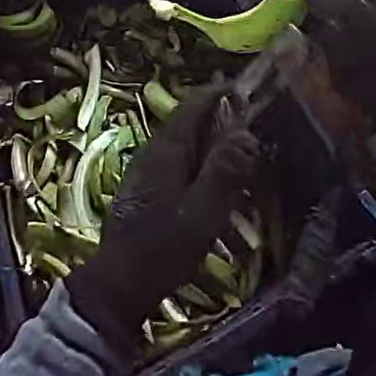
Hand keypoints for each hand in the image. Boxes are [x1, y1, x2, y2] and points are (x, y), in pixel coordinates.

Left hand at [64, 85, 261, 359]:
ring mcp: (148, 170)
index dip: (219, 92)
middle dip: (221, 118)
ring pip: (186, 144)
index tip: (248, 90)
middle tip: (256, 124)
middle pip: (190, 122)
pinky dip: (203, 162)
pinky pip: (181, 163)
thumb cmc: (162, 247)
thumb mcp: (201, 212)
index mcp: (166, 148)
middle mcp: (154, 151)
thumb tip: (248, 134)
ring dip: (213, 142)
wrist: (119, 285)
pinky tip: (218, 183)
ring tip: (244, 152)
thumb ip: (224, 172)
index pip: (192, 104)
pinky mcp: (149, 190)